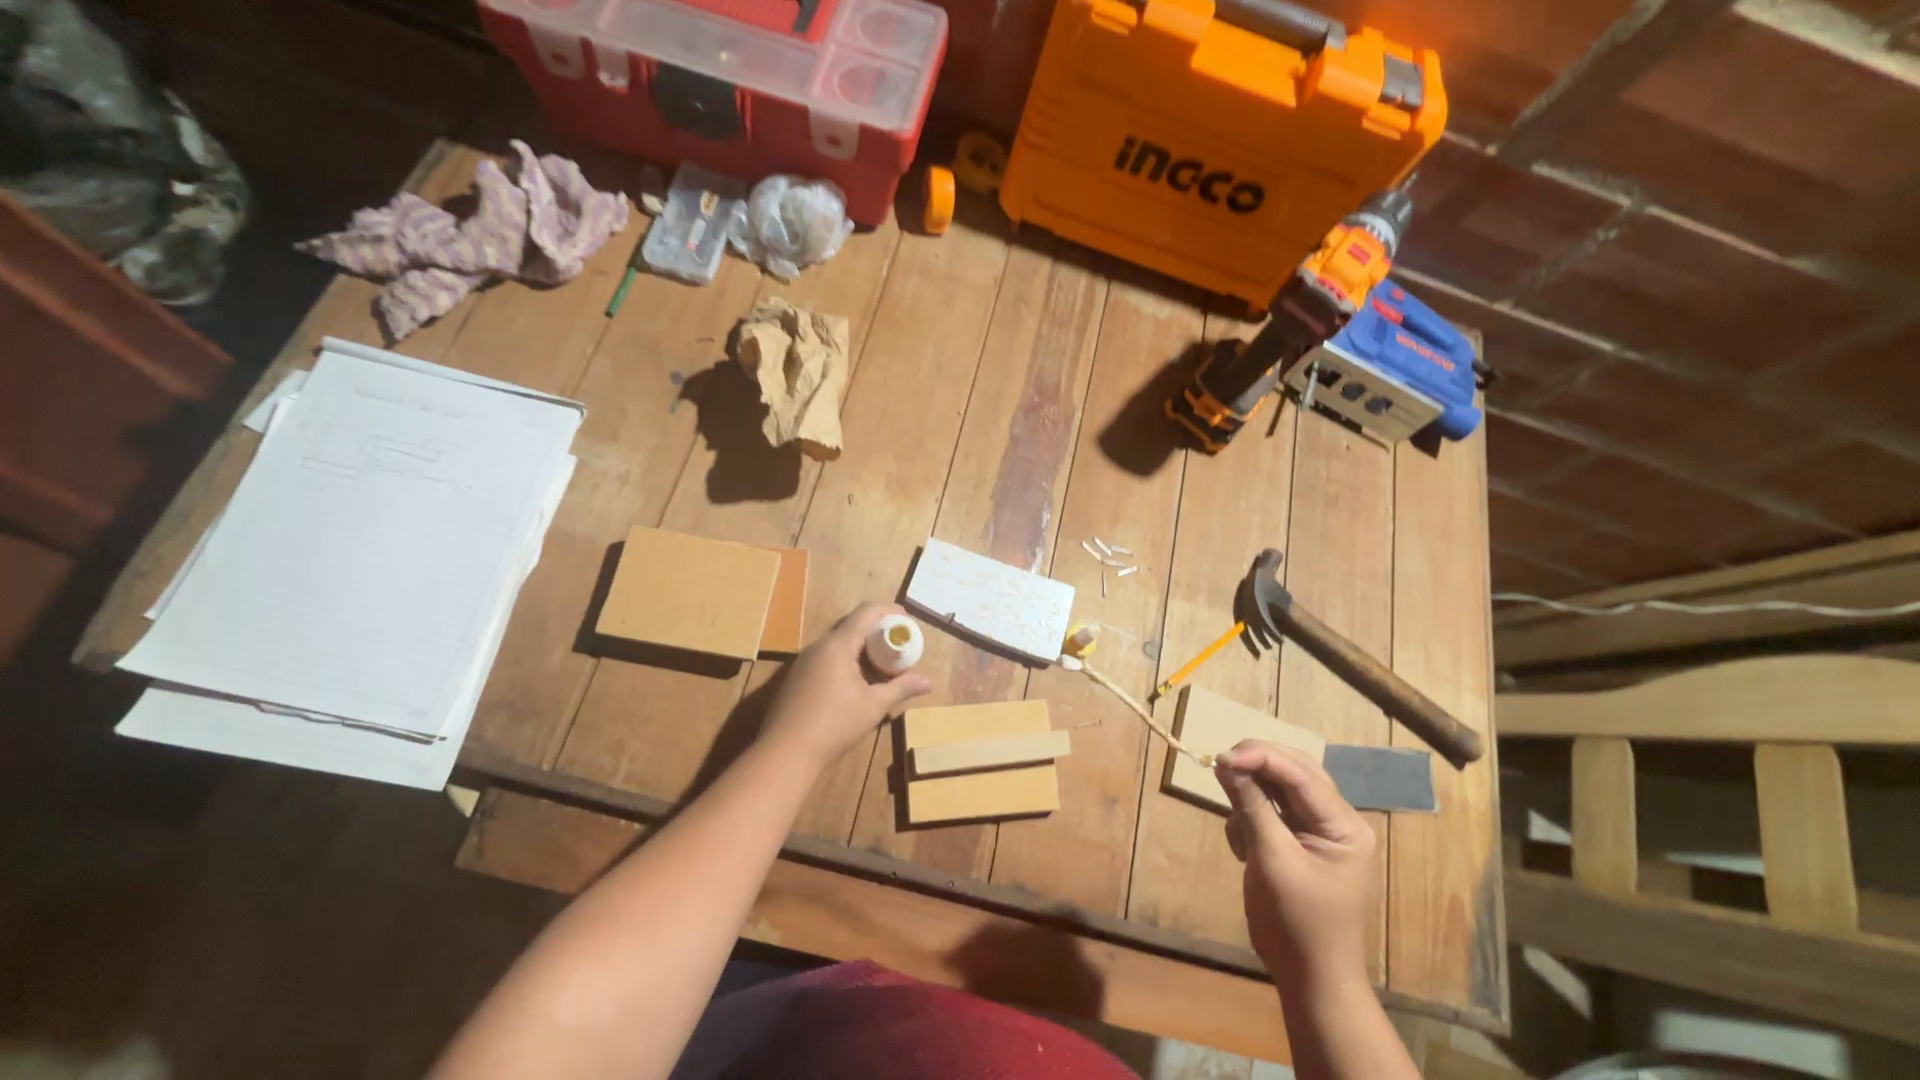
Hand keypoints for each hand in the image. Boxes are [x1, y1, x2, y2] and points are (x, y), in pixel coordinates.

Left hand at [757, 603, 931, 769]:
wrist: (786, 752)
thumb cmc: (834, 725)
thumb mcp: (874, 706)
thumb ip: (900, 688)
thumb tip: (927, 682)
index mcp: (837, 645)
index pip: (865, 613)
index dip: (888, 611)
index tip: (907, 618)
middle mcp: (818, 646)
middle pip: (850, 624)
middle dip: (875, 628)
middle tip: (896, 641)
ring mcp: (804, 662)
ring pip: (836, 641)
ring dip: (860, 645)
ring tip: (881, 661)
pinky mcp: (797, 678)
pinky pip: (825, 657)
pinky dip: (845, 658)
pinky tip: (856, 680)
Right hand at [1215, 740, 1375, 991]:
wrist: (1310, 978)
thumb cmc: (1297, 923)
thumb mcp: (1272, 861)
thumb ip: (1251, 808)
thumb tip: (1226, 764)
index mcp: (1345, 825)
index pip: (1301, 774)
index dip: (1260, 758)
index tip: (1220, 758)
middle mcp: (1337, 821)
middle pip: (1295, 773)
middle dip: (1256, 767)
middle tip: (1219, 765)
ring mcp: (1319, 833)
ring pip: (1280, 790)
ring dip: (1252, 798)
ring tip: (1239, 831)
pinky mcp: (1299, 845)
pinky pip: (1272, 813)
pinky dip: (1251, 821)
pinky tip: (1244, 850)